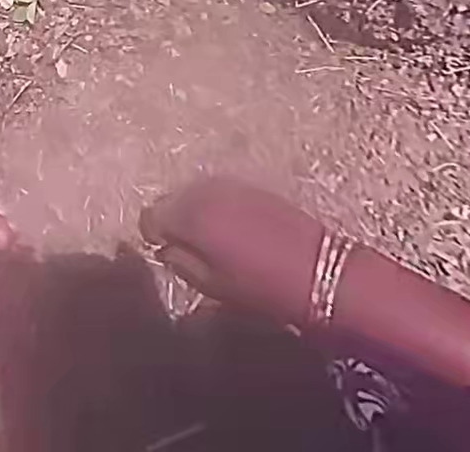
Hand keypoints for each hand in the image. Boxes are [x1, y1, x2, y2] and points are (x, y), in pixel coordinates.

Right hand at [140, 177, 326, 324]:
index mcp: (190, 216)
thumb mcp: (212, 285)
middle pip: (170, 199)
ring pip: (192, 192)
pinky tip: (228, 227)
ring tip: (208, 238)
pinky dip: (213, 205)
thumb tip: (164, 248)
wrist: (319, 270)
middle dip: (171, 220)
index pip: (150, 215)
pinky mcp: (248, 184)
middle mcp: (203, 191)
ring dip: (192, 211)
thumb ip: (180, 261)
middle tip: (184, 247)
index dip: (153, 235)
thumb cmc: (261, 286)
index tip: (163, 251)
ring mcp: (226, 184)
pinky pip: (215, 191)